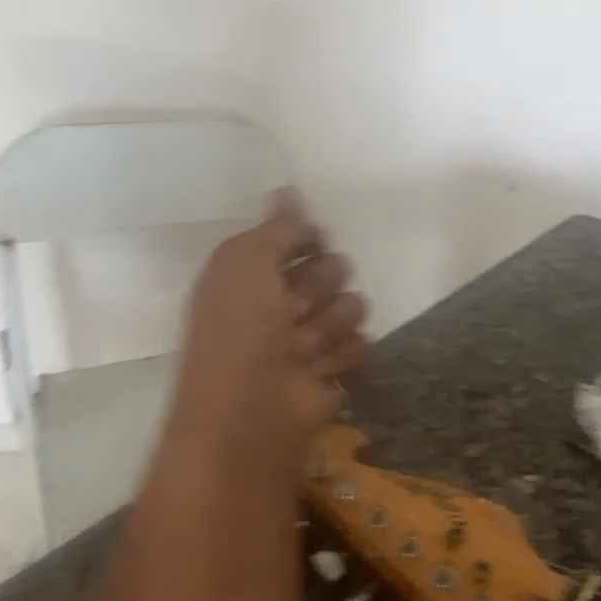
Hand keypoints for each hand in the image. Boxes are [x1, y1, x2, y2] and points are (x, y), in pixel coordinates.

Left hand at [170, 188, 367, 461]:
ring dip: (331, 323)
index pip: (298, 240)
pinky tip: (321, 369)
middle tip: (300, 305)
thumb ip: (276, 227)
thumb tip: (289, 190)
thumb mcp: (246, 261)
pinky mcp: (334, 371)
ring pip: (350, 308)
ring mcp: (309, 340)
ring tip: (306, 346)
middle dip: (322, 284)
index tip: (313, 242)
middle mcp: (280, 304)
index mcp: (251, 275)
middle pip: (331, 271)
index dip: (308, 240)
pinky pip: (360, 345)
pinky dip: (342, 356)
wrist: (251, 410)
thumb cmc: (240, 328)